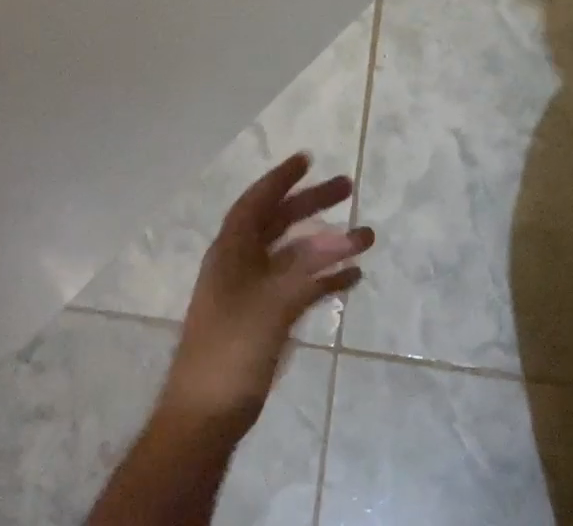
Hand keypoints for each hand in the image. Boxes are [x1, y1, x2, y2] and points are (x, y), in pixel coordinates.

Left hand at [160, 153, 372, 424]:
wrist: (206, 415)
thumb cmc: (231, 350)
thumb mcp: (273, 302)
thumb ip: (313, 267)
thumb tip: (352, 236)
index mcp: (230, 253)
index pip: (256, 203)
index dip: (280, 180)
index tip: (307, 159)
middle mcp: (241, 266)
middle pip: (279, 224)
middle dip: (311, 204)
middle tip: (347, 187)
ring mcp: (253, 294)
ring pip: (294, 256)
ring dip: (327, 244)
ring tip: (366, 236)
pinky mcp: (266, 319)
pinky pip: (301, 287)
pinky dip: (325, 278)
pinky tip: (353, 277)